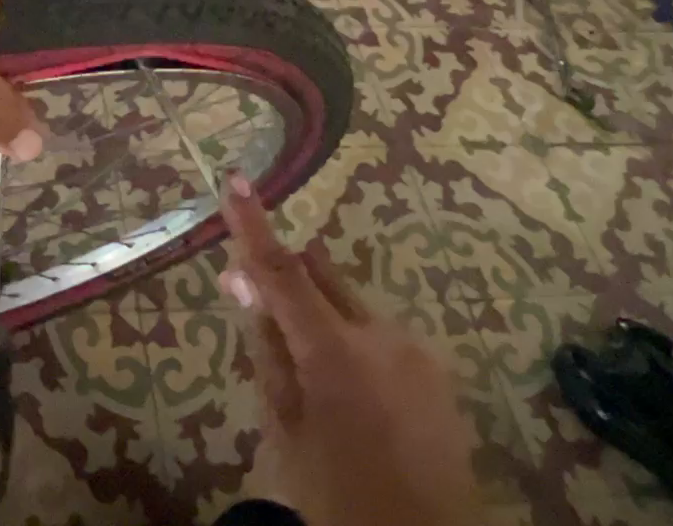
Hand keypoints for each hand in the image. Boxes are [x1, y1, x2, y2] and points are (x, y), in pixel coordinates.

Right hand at [219, 174, 476, 525]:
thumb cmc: (337, 495)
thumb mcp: (283, 428)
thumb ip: (266, 348)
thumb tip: (243, 284)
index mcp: (333, 354)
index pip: (281, 272)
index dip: (253, 225)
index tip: (235, 179)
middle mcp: (380, 336)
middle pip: (317, 272)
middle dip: (284, 277)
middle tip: (256, 306)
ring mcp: (416, 349)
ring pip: (346, 304)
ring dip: (319, 317)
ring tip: (314, 380)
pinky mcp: (437, 366)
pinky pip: (377, 332)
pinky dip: (351, 342)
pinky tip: (352, 396)